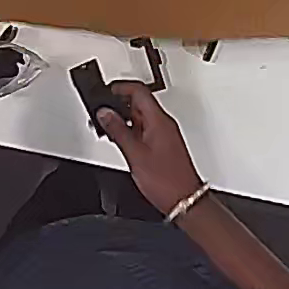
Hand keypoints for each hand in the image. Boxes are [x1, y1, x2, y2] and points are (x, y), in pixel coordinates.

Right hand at [96, 82, 204, 214]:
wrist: (185, 201)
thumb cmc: (167, 181)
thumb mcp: (135, 154)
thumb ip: (118, 131)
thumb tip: (105, 113)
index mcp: (159, 120)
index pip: (139, 91)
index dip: (121, 87)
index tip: (107, 90)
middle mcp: (164, 123)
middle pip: (140, 102)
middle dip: (120, 104)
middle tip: (103, 111)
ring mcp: (165, 133)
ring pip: (142, 116)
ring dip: (125, 119)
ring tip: (109, 128)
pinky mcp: (165, 144)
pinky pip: (146, 128)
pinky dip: (133, 130)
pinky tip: (123, 141)